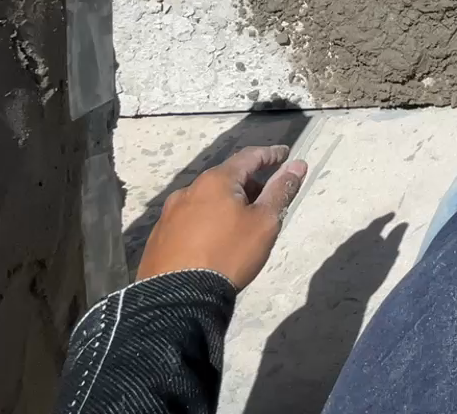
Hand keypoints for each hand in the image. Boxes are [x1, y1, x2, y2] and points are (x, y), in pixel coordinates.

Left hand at [137, 145, 306, 289]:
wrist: (175, 302)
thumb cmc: (228, 253)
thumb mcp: (265, 222)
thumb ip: (281, 190)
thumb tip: (297, 165)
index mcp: (216, 181)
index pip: (250, 156)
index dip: (271, 154)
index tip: (286, 155)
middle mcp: (188, 190)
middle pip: (227, 177)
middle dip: (249, 183)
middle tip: (266, 198)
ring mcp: (169, 214)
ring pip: (206, 198)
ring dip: (227, 202)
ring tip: (240, 222)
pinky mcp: (158, 237)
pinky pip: (190, 218)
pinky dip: (207, 219)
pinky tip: (214, 239)